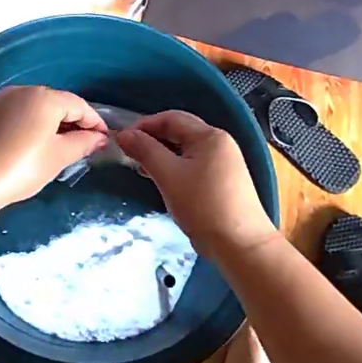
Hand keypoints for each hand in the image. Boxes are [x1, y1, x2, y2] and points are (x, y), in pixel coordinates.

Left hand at [0, 86, 107, 213]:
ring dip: (49, 125)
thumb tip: (98, 138)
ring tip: (58, 150)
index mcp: (43, 97)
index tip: (104, 140)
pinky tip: (29, 148)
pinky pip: (14, 116)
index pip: (78, 104)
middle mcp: (20, 91)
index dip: (94, 122)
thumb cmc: (19, 167)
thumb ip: (82, 144)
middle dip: (71, 122)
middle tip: (83, 146)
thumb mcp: (57, 157)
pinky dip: (28, 128)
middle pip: (54, 103)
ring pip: (33, 109)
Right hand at [117, 110, 278, 253]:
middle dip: (150, 139)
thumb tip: (122, 134)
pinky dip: (172, 166)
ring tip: (140, 168)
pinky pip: (190, 163)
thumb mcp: (168, 175)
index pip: (170, 118)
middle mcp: (218, 143)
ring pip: (183, 148)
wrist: (240, 244)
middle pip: (178, 131)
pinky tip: (160, 179)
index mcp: (209, 136)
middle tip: (128, 154)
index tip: (121, 141)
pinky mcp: (220, 180)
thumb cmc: (203, 205)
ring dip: (159, 154)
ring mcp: (222, 162)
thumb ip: (144, 150)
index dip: (143, 125)